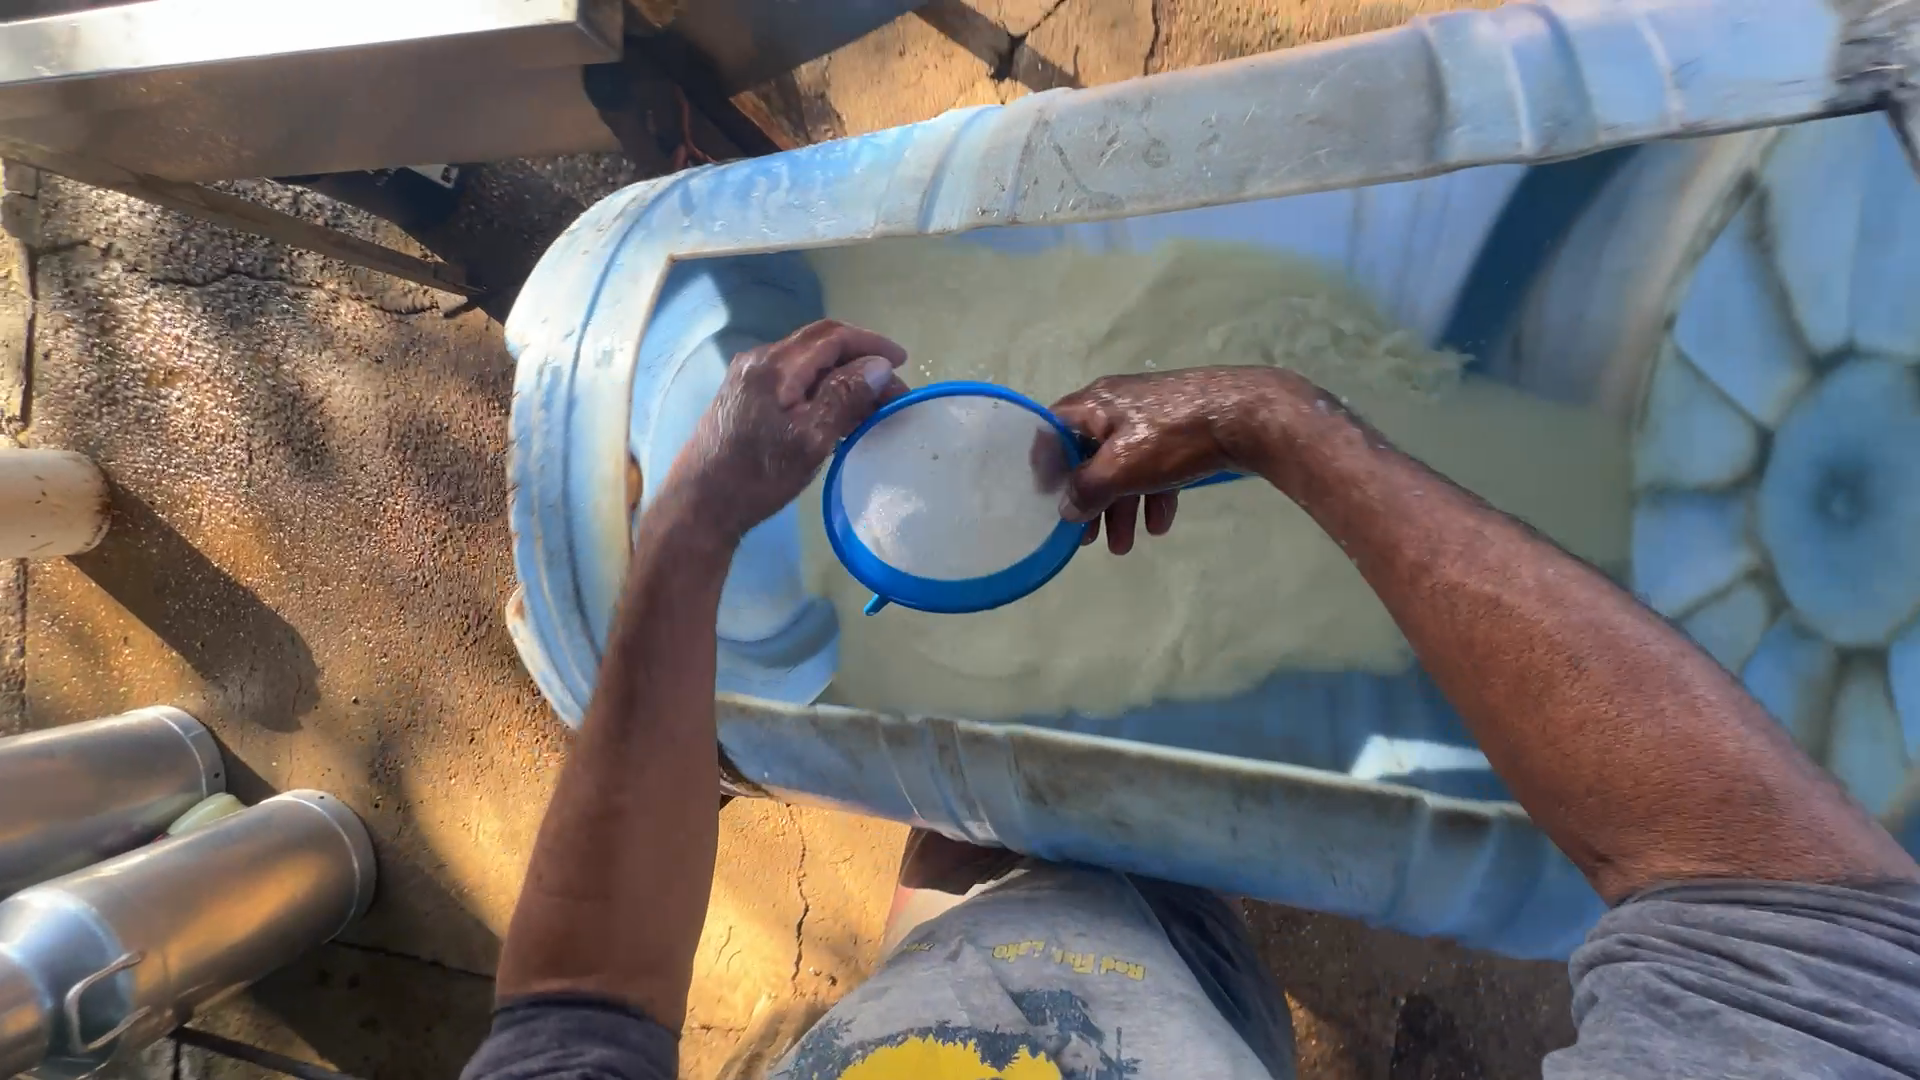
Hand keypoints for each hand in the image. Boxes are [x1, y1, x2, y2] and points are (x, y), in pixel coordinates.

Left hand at [664, 320, 908, 539]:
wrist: (700, 505)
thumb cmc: (758, 475)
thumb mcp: (810, 439)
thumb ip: (844, 397)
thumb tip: (878, 366)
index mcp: (775, 366)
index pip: (833, 337)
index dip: (872, 344)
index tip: (903, 362)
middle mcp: (760, 362)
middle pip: (821, 347)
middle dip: (862, 363)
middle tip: (893, 393)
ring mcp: (751, 380)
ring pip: (809, 366)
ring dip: (845, 380)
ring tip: (874, 408)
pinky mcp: (747, 400)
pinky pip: (796, 384)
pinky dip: (825, 393)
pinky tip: (842, 418)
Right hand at [1050, 366, 1318, 553]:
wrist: (1250, 416)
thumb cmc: (1173, 438)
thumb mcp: (1120, 468)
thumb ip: (1086, 489)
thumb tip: (1067, 508)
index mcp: (1095, 405)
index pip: (1052, 432)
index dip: (1045, 467)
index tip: (1045, 501)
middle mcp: (1118, 407)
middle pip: (1089, 457)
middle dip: (1091, 501)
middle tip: (1089, 539)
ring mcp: (1151, 417)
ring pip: (1124, 467)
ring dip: (1122, 508)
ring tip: (1125, 546)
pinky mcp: (1181, 430)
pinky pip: (1155, 465)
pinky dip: (1153, 495)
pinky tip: (1162, 524)